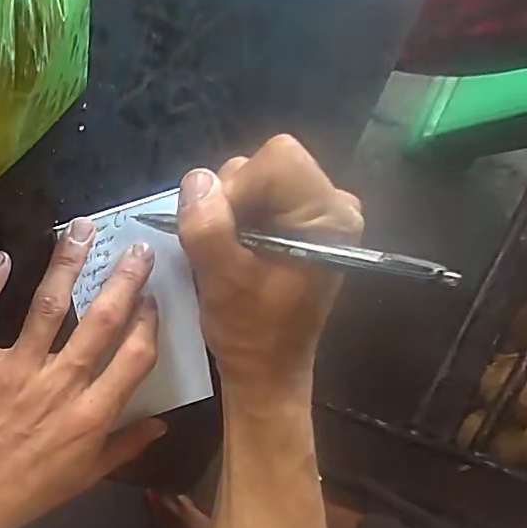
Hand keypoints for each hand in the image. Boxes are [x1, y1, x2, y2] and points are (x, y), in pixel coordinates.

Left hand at [0, 221, 167, 527]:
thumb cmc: (27, 490)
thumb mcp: (85, 477)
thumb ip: (124, 447)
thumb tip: (162, 424)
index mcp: (92, 413)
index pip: (134, 356)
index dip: (148, 324)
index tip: (153, 300)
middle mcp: (60, 382)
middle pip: (100, 321)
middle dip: (122, 280)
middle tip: (138, 248)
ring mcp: (17, 369)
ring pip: (46, 306)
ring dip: (65, 264)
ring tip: (80, 230)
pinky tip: (0, 258)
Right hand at [175, 134, 363, 399]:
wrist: (266, 368)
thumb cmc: (249, 331)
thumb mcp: (221, 281)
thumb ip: (208, 228)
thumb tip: (195, 180)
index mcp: (326, 214)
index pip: (275, 159)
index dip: (234, 188)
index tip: (215, 231)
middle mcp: (331, 203)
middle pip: (265, 165)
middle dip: (228, 200)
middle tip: (217, 246)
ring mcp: (315, 213)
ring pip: (255, 179)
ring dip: (226, 212)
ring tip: (222, 252)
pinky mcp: (298, 225)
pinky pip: (256, 199)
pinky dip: (233, 220)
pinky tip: (230, 251)